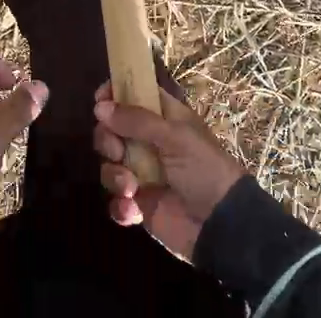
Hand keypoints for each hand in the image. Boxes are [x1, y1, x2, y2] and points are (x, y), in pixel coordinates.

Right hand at [93, 81, 245, 259]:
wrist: (222, 227)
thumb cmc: (204, 170)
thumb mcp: (175, 137)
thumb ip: (136, 120)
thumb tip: (99, 106)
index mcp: (163, 119)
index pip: (133, 95)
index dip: (114, 94)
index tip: (100, 101)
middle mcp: (149, 143)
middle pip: (111, 129)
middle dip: (107, 140)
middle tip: (117, 150)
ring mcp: (142, 174)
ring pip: (109, 165)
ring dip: (115, 176)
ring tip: (132, 188)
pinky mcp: (139, 205)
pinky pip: (115, 200)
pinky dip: (120, 206)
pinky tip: (132, 209)